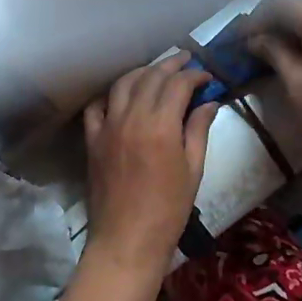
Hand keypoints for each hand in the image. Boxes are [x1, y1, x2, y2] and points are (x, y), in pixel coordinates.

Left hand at [83, 53, 220, 276]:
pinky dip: (110, 95)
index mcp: (160, 125)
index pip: (178, 85)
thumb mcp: (193, 170)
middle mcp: (131, 117)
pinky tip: (122, 95)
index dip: (194, 75)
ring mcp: (108, 126)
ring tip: (157, 71)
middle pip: (150, 77)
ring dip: (141, 72)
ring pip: (123, 85)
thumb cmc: (168, 209)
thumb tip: (209, 102)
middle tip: (186, 61)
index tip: (206, 76)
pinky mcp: (92, 139)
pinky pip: (97, 106)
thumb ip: (198, 130)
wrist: (127, 239)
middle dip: (170, 65)